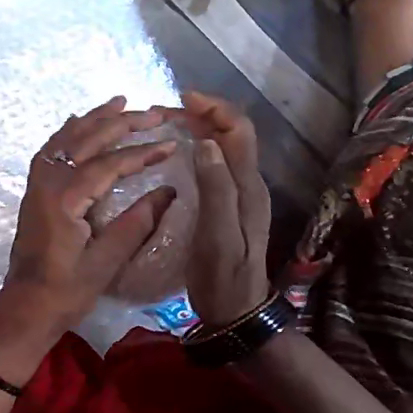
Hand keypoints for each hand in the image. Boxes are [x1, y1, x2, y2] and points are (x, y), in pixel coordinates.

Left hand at [0, 97, 180, 344]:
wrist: (26, 308)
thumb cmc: (66, 291)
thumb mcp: (107, 261)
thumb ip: (137, 223)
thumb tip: (168, 192)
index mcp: (65, 196)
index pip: (110, 163)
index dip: (142, 152)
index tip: (171, 144)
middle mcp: (48, 180)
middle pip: (88, 139)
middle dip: (123, 122)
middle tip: (155, 113)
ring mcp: (38, 183)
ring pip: (68, 137)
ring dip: (96, 118)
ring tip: (122, 102)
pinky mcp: (36, 190)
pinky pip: (53, 148)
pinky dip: (71, 131)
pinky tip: (80, 121)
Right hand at [175, 92, 271, 324]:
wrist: (236, 312)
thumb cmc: (223, 277)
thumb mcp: (217, 236)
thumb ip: (216, 189)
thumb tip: (206, 142)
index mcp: (247, 186)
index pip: (239, 130)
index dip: (214, 108)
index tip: (181, 100)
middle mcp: (248, 184)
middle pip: (232, 134)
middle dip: (203, 115)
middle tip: (164, 114)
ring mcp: (240, 195)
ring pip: (224, 148)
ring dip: (200, 130)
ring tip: (166, 127)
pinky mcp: (229, 206)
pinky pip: (216, 166)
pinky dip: (198, 150)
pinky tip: (176, 156)